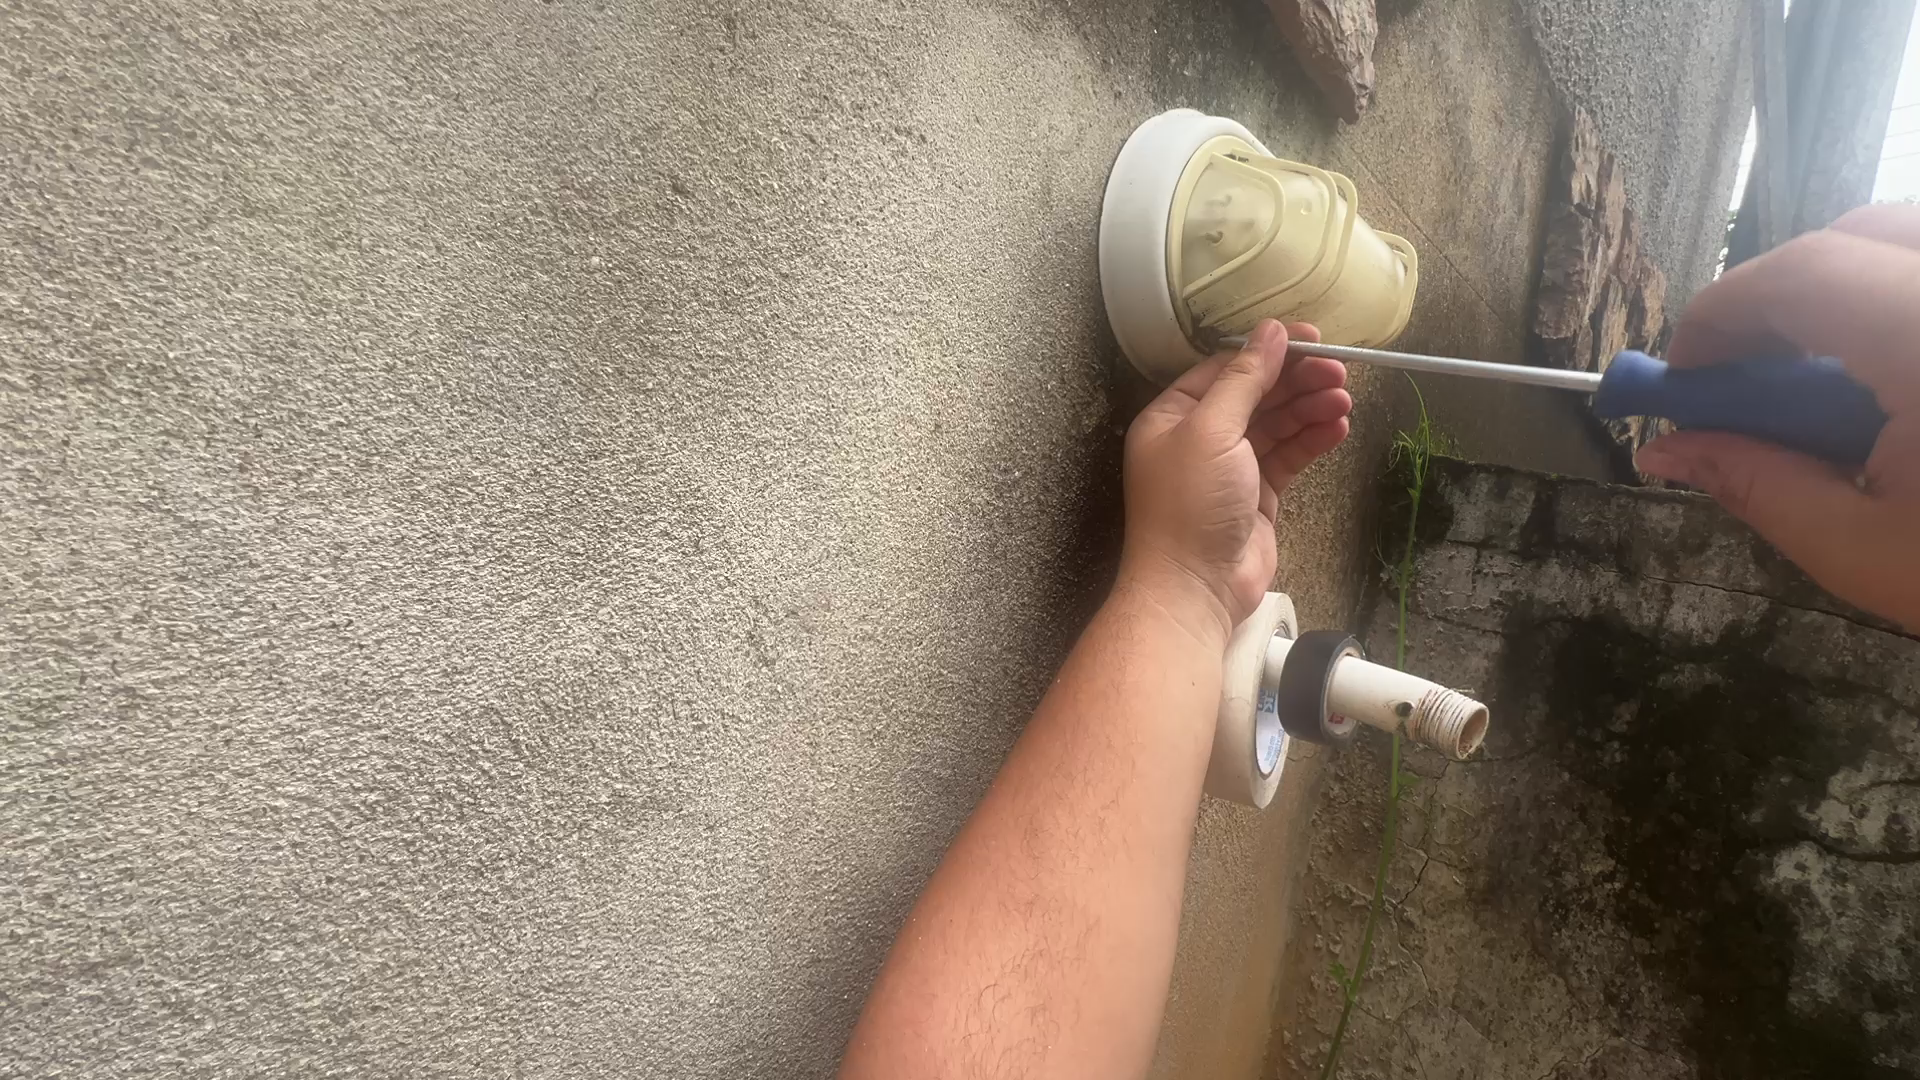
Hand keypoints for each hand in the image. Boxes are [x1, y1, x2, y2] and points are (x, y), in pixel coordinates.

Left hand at [1118, 319, 1352, 645]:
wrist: (1194, 587)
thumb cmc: (1190, 506)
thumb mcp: (1211, 430)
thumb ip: (1243, 380)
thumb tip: (1270, 332)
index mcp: (1171, 418)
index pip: (1224, 370)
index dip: (1268, 352)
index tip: (1314, 339)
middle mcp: (1196, 439)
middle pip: (1253, 396)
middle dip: (1295, 382)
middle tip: (1339, 373)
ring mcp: (1227, 469)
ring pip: (1274, 426)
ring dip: (1308, 409)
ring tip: (1343, 400)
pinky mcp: (1255, 497)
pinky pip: (1286, 458)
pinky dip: (1310, 441)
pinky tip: (1336, 428)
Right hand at [1635, 203, 1919, 630]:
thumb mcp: (1865, 547)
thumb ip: (1755, 482)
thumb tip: (1663, 451)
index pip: (1802, 273)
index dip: (1719, 311)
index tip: (1687, 373)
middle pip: (1868, 235)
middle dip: (1783, 293)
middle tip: (1756, 368)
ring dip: (1854, 295)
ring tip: (1842, 374)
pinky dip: (1909, 309)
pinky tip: (1908, 377)